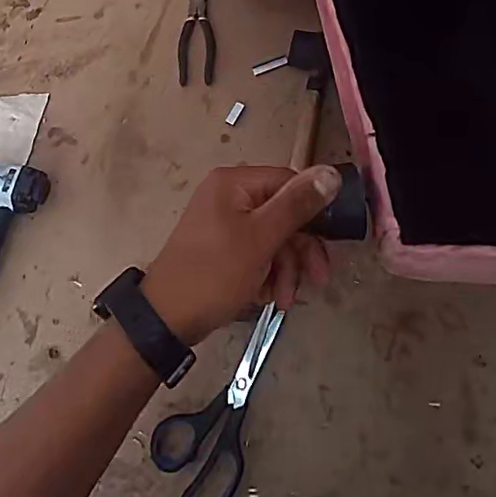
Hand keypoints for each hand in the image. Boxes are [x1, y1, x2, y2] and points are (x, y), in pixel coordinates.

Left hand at [139, 165, 340, 345]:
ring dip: (286, 269)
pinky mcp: (223, 247)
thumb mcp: (261, 238)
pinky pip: (258, 252)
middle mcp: (229, 196)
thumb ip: (298, 205)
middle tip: (317, 279)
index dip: (312, 211)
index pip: (290, 183)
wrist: (165, 322)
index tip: (329, 242)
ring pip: (274, 238)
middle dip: (300, 251)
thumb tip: (330, 174)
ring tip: (285, 298)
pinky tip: (270, 296)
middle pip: (284, 213)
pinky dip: (269, 274)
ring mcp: (224, 222)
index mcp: (234, 183)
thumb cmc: (213, 274)